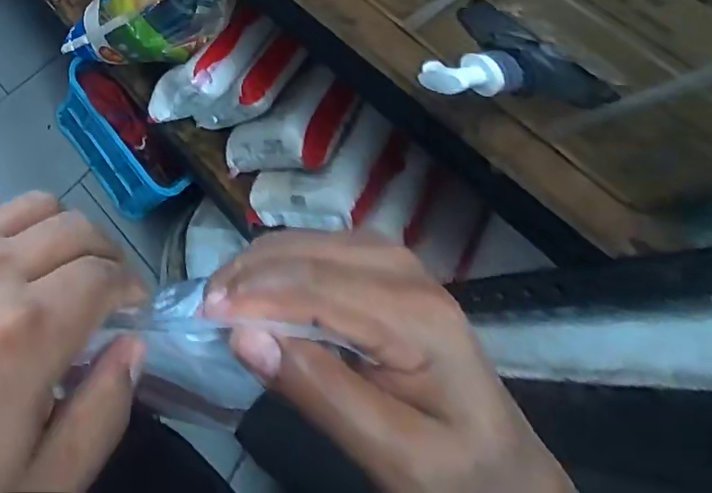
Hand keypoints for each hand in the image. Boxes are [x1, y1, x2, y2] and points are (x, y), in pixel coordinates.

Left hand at [0, 192, 148, 492]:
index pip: (103, 274)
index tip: (137, 307)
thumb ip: (103, 410)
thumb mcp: (42, 481)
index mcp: (25, 328)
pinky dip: (19, 225)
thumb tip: (135, 344)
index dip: (131, 286)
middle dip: (106, 254)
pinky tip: (15, 266)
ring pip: (36, 204)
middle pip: (75, 226)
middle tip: (109, 292)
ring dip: (64, 231)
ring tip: (66, 272)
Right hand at [205, 231, 569, 492]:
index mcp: (415, 314)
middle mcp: (401, 266)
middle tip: (204, 312)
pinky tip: (256, 293)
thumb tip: (242, 335)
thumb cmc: (457, 472)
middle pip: (302, 252)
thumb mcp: (394, 456)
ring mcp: (390, 256)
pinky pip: (310, 247)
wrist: (508, 467)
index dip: (253, 295)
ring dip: (254, 268)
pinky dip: (273, 265)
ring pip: (300, 241)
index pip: (314, 285)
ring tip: (222, 305)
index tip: (204, 316)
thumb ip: (319, 392)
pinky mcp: (378, 259)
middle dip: (245, 276)